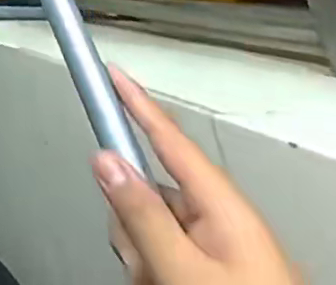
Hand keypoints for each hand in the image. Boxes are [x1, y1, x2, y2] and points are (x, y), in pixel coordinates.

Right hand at [93, 68, 301, 284]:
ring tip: (159, 283)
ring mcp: (224, 253)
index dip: (138, 102)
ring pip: (152, 223)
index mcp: (229, 212)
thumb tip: (107, 160)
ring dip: (142, 252)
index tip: (114, 72)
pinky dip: (154, 268)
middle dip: (132, 217)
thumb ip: (143, 214)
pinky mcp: (218, 273)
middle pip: (151, 189)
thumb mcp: (186, 270)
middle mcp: (227, 225)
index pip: (171, 139)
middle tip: (142, 258)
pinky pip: (166, 250)